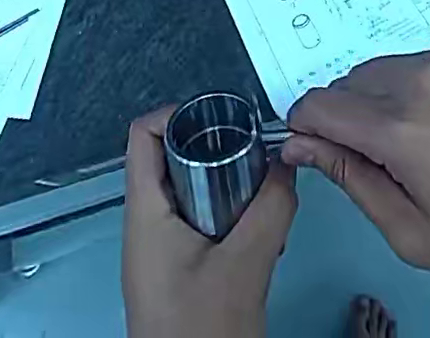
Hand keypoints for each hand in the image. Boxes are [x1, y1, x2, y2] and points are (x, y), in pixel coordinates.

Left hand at [122, 105, 296, 337]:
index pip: (142, 136)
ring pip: (189, 188)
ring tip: (261, 190)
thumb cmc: (202, 332)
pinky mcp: (177, 267)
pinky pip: (198, 218)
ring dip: (226, 183)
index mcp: (145, 213)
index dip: (176, 112)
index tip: (219, 115)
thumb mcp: (245, 266)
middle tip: (253, 152)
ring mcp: (160, 248)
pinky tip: (258, 230)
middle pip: (169, 157)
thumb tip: (287, 164)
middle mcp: (146, 224)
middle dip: (212, 147)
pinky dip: (228, 211)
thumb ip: (271, 208)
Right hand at [279, 49, 429, 298]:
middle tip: (368, 163)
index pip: (319, 105)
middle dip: (338, 119)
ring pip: (370, 71)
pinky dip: (395, 89)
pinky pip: (402, 64)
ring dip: (365, 102)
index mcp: (401, 128)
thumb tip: (299, 145)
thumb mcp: (408, 230)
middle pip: (342, 84)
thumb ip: (347, 178)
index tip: (309, 152)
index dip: (302, 128)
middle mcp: (416, 80)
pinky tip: (424, 125)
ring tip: (400, 147)